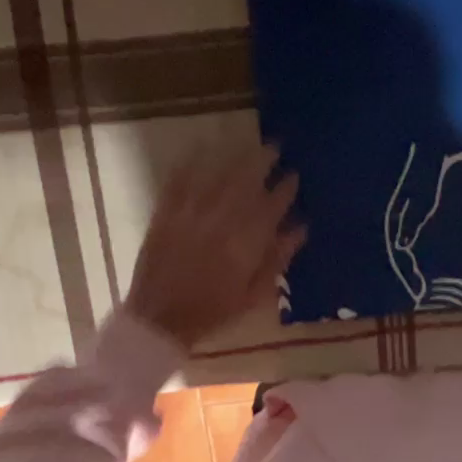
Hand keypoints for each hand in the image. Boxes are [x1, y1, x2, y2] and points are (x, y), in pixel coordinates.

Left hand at [123, 142, 305, 351]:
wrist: (160, 320)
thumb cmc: (213, 312)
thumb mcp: (254, 295)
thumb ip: (278, 259)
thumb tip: (301, 228)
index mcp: (245, 245)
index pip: (271, 207)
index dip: (285, 189)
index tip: (294, 175)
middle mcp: (220, 224)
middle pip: (244, 183)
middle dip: (261, 162)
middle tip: (274, 146)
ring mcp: (190, 216)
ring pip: (214, 177)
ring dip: (231, 156)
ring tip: (244, 141)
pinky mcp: (165, 215)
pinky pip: (178, 182)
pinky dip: (189, 164)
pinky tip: (199, 148)